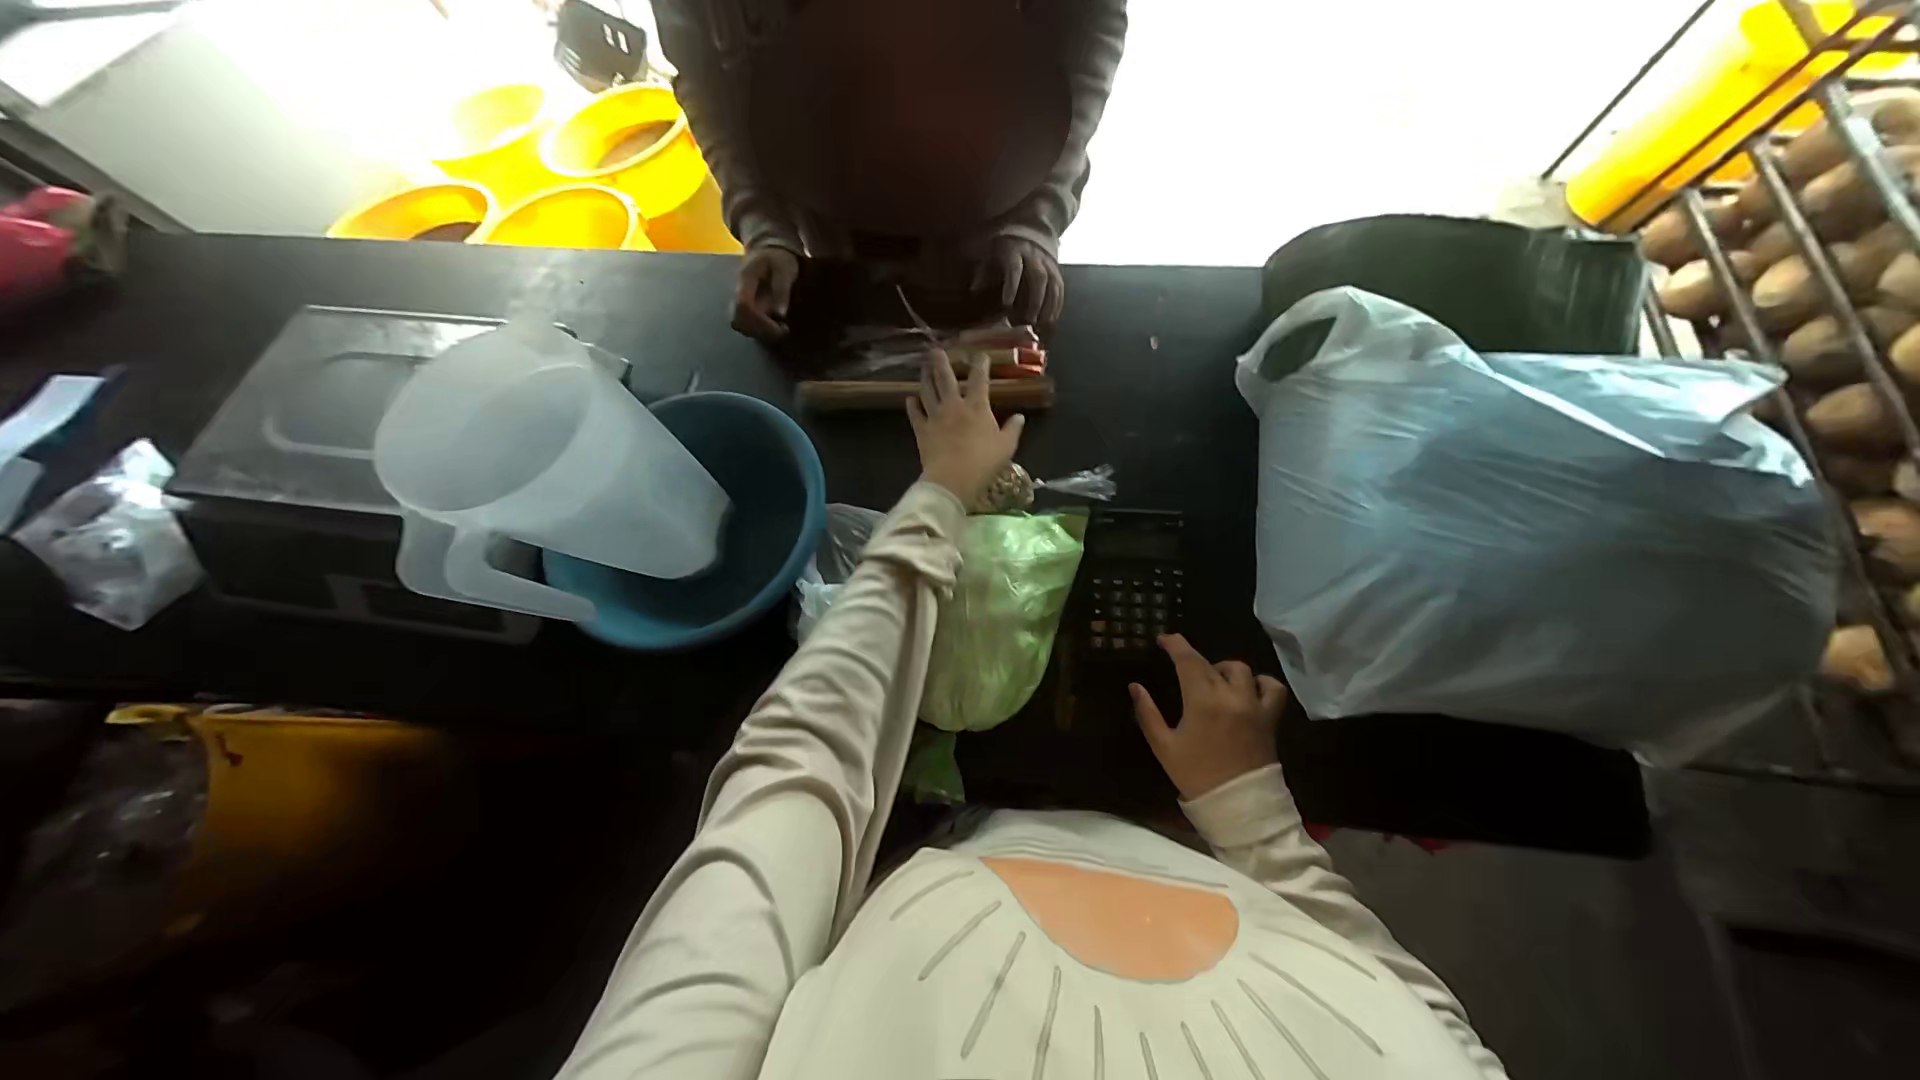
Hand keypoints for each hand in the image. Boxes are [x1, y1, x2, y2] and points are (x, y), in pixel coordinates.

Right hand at [732, 244, 800, 339]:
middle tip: (782, 332)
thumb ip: (781, 288)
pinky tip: (776, 327)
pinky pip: (746, 324)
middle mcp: (738, 292)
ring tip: (781, 330)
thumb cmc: (779, 258)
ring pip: (741, 324)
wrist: (767, 249)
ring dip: (759, 333)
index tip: (779, 328)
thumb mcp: (785, 268)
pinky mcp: (746, 307)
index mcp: (745, 280)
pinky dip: (760, 330)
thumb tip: (780, 314)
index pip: (743, 306)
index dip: (760, 322)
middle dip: (760, 331)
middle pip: (738, 320)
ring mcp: (740, 300)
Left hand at [906, 349, 1025, 505]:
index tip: (981, 355)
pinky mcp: (922, 430)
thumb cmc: (984, 462)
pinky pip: (915, 414)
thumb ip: (1013, 429)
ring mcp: (935, 416)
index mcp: (977, 406)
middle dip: (941, 362)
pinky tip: (909, 399)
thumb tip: (1020, 417)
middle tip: (934, 350)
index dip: (981, 365)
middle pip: (945, 378)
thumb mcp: (1006, 446)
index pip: (980, 379)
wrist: (953, 478)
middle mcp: (954, 405)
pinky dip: (912, 405)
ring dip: (925, 378)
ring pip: (928, 391)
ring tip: (923, 368)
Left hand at [972, 236, 1064, 325]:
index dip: (1011, 285)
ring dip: (1048, 306)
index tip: (1006, 304)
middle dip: (1035, 300)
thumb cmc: (1003, 252)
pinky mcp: (1056, 272)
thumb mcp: (990, 256)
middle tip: (1028, 321)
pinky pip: (1059, 289)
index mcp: (1014, 251)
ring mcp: (1047, 263)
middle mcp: (1034, 256)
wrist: (1027, 233)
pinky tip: (1050, 321)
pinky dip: (1056, 306)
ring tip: (1040, 325)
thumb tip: (974, 290)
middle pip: (1038, 277)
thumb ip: (983, 273)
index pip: (1014, 267)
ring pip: (1052, 284)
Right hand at [1130, 634, 1286, 800]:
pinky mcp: (1270, 718)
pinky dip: (1261, 682)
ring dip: (1224, 669)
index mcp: (1202, 701)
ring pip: (1241, 670)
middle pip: (1212, 663)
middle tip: (1182, 667)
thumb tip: (1135, 686)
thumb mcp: (1164, 746)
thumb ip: (1147, 713)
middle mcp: (1231, 696)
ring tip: (1213, 679)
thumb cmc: (1196, 775)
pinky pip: (1272, 688)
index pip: (1189, 660)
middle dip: (1193, 659)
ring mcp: (1254, 705)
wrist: (1238, 807)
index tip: (1164, 639)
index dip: (1175, 644)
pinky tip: (1248, 688)